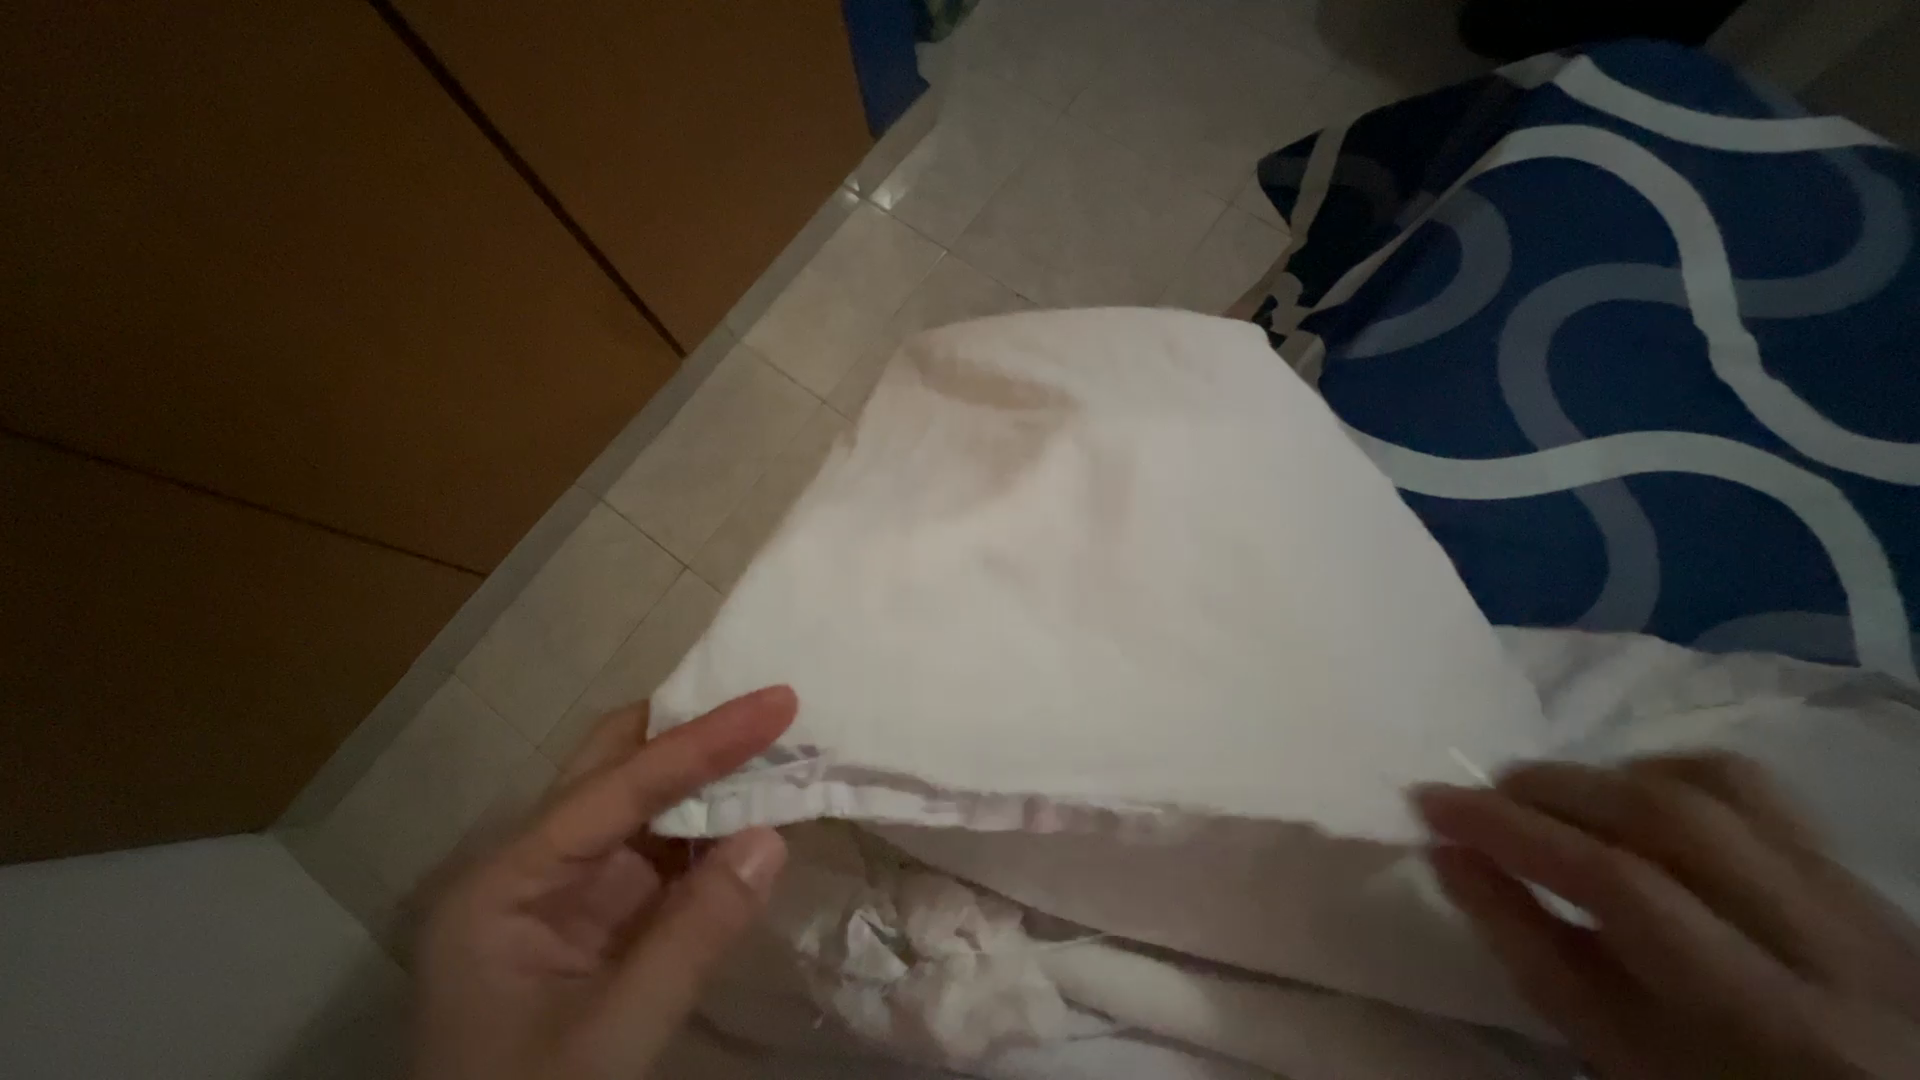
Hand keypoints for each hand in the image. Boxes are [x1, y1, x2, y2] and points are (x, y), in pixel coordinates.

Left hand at [412, 686, 796, 1079]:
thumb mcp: (611, 1036)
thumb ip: (693, 936)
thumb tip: (771, 838)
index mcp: (505, 883)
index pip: (618, 788)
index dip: (704, 741)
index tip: (777, 701)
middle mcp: (532, 866)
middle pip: (613, 766)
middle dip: (691, 729)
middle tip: (767, 703)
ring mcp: (569, 891)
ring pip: (642, 803)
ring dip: (710, 776)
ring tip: (779, 744)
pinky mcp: (603, 918)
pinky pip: (662, 852)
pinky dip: (712, 829)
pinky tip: (755, 811)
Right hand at [1415, 752, 1919, 1078]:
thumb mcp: (1611, 1047)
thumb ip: (1526, 947)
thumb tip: (1446, 850)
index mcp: (1766, 1017)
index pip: (1620, 885)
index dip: (1511, 829)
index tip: (1429, 801)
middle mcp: (1832, 945)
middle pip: (1669, 814)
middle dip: (1550, 788)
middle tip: (1480, 794)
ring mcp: (1859, 899)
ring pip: (1721, 784)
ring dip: (1607, 774)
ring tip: (1554, 798)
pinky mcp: (1856, 871)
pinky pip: (1758, 790)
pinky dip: (1671, 774)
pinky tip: (1631, 797)